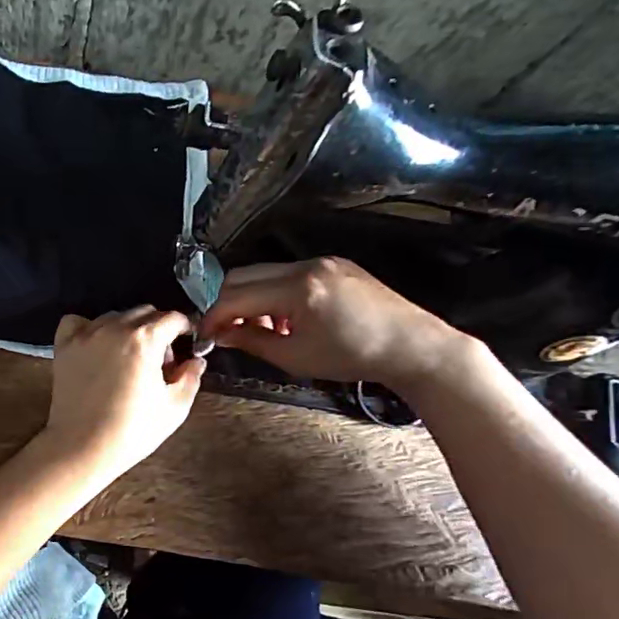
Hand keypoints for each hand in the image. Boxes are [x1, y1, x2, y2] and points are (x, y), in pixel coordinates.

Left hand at [41, 306, 204, 479]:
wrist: (82, 447)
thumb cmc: (133, 431)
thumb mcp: (175, 407)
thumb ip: (190, 376)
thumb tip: (195, 360)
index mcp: (145, 340)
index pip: (172, 318)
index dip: (184, 329)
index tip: (185, 344)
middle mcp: (114, 328)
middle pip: (144, 313)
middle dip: (157, 330)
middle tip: (158, 360)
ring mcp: (85, 335)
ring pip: (114, 316)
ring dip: (126, 329)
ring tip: (128, 358)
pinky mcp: (63, 346)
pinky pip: (77, 321)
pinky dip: (89, 328)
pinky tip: (96, 347)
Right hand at [199, 258, 473, 391]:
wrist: (414, 347)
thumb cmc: (355, 357)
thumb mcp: (295, 357)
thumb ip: (251, 341)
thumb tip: (220, 335)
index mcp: (297, 289)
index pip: (236, 296)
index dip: (213, 316)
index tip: (204, 335)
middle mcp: (307, 265)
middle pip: (243, 276)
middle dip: (226, 303)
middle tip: (223, 331)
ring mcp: (322, 261)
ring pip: (264, 273)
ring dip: (250, 298)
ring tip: (258, 330)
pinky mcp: (334, 265)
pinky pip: (288, 274)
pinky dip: (273, 294)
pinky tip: (284, 319)